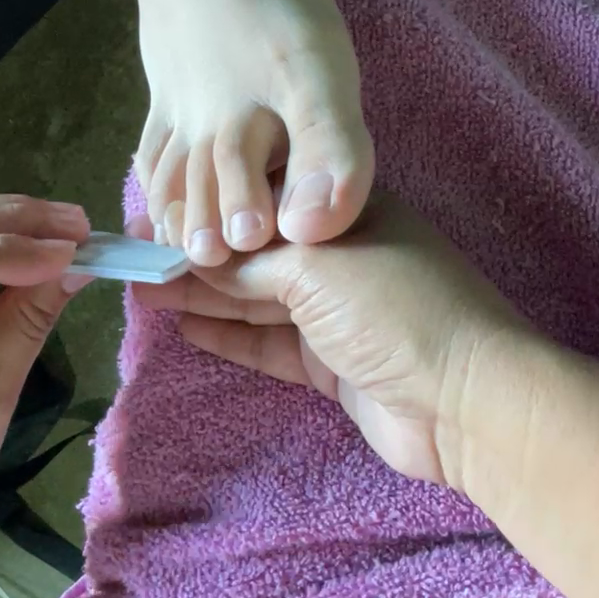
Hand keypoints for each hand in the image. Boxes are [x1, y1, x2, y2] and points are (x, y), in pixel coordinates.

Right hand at [129, 197, 533, 485]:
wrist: (464, 400)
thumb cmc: (395, 307)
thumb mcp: (318, 268)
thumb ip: (254, 264)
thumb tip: (199, 259)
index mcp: (344, 212)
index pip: (265, 198)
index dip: (213, 206)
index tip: (157, 214)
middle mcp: (339, 254)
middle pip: (256, 251)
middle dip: (200, 253)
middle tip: (134, 257)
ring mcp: (336, 311)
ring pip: (257, 298)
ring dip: (204, 295)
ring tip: (143, 291)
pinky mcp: (330, 361)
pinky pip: (269, 342)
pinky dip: (230, 335)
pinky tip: (185, 327)